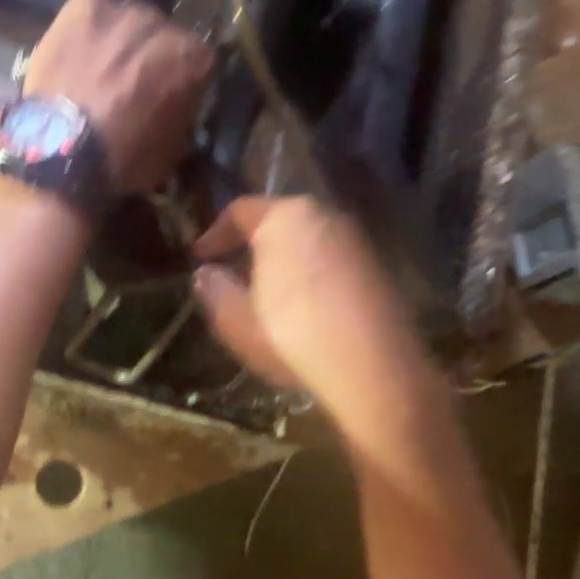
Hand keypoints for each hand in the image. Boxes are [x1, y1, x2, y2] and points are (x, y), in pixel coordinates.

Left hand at [25, 0, 214, 191]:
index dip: (185, 83)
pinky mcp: (85, 6)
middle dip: (154, 61)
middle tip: (134, 88)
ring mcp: (124, 11)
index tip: (173, 98)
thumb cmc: (121, 162)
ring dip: (129, 36)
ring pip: (135, 15)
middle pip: (165, 36)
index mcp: (193, 61)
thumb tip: (182, 111)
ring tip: (111, 59)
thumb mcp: (170, 154)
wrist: (63, 153)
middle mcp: (164, 26)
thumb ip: (182, 120)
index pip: (200, 62)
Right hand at [193, 196, 444, 453]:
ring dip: (283, 261)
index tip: (200, 258)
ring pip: (307, 240)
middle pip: (278, 221)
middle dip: (251, 245)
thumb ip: (214, 290)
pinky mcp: (379, 267)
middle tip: (232, 273)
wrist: (373, 367)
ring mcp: (356, 239)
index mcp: (284, 218)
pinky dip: (310, 274)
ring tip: (267, 294)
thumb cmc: (292, 336)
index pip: (240, 211)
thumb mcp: (236, 320)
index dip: (214, 234)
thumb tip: (206, 273)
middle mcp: (324, 215)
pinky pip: (331, 260)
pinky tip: (303, 307)